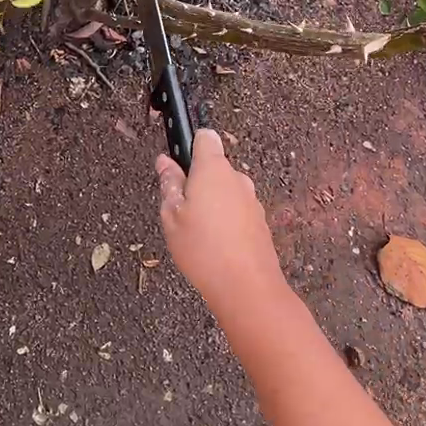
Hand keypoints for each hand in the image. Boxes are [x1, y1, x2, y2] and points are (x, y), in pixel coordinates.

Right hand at [156, 129, 285, 312]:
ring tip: (197, 232)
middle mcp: (237, 178)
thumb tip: (165, 162)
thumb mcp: (171, 215)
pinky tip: (215, 246)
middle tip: (180, 209)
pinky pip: (237, 211)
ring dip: (212, 203)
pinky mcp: (260, 222)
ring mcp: (251, 201)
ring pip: (226, 191)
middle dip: (198, 181)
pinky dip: (226, 221)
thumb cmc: (204, 250)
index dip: (190, 145)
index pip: (205, 136)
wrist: (247, 289)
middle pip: (214, 167)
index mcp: (213, 169)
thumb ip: (169, 183)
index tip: (178, 165)